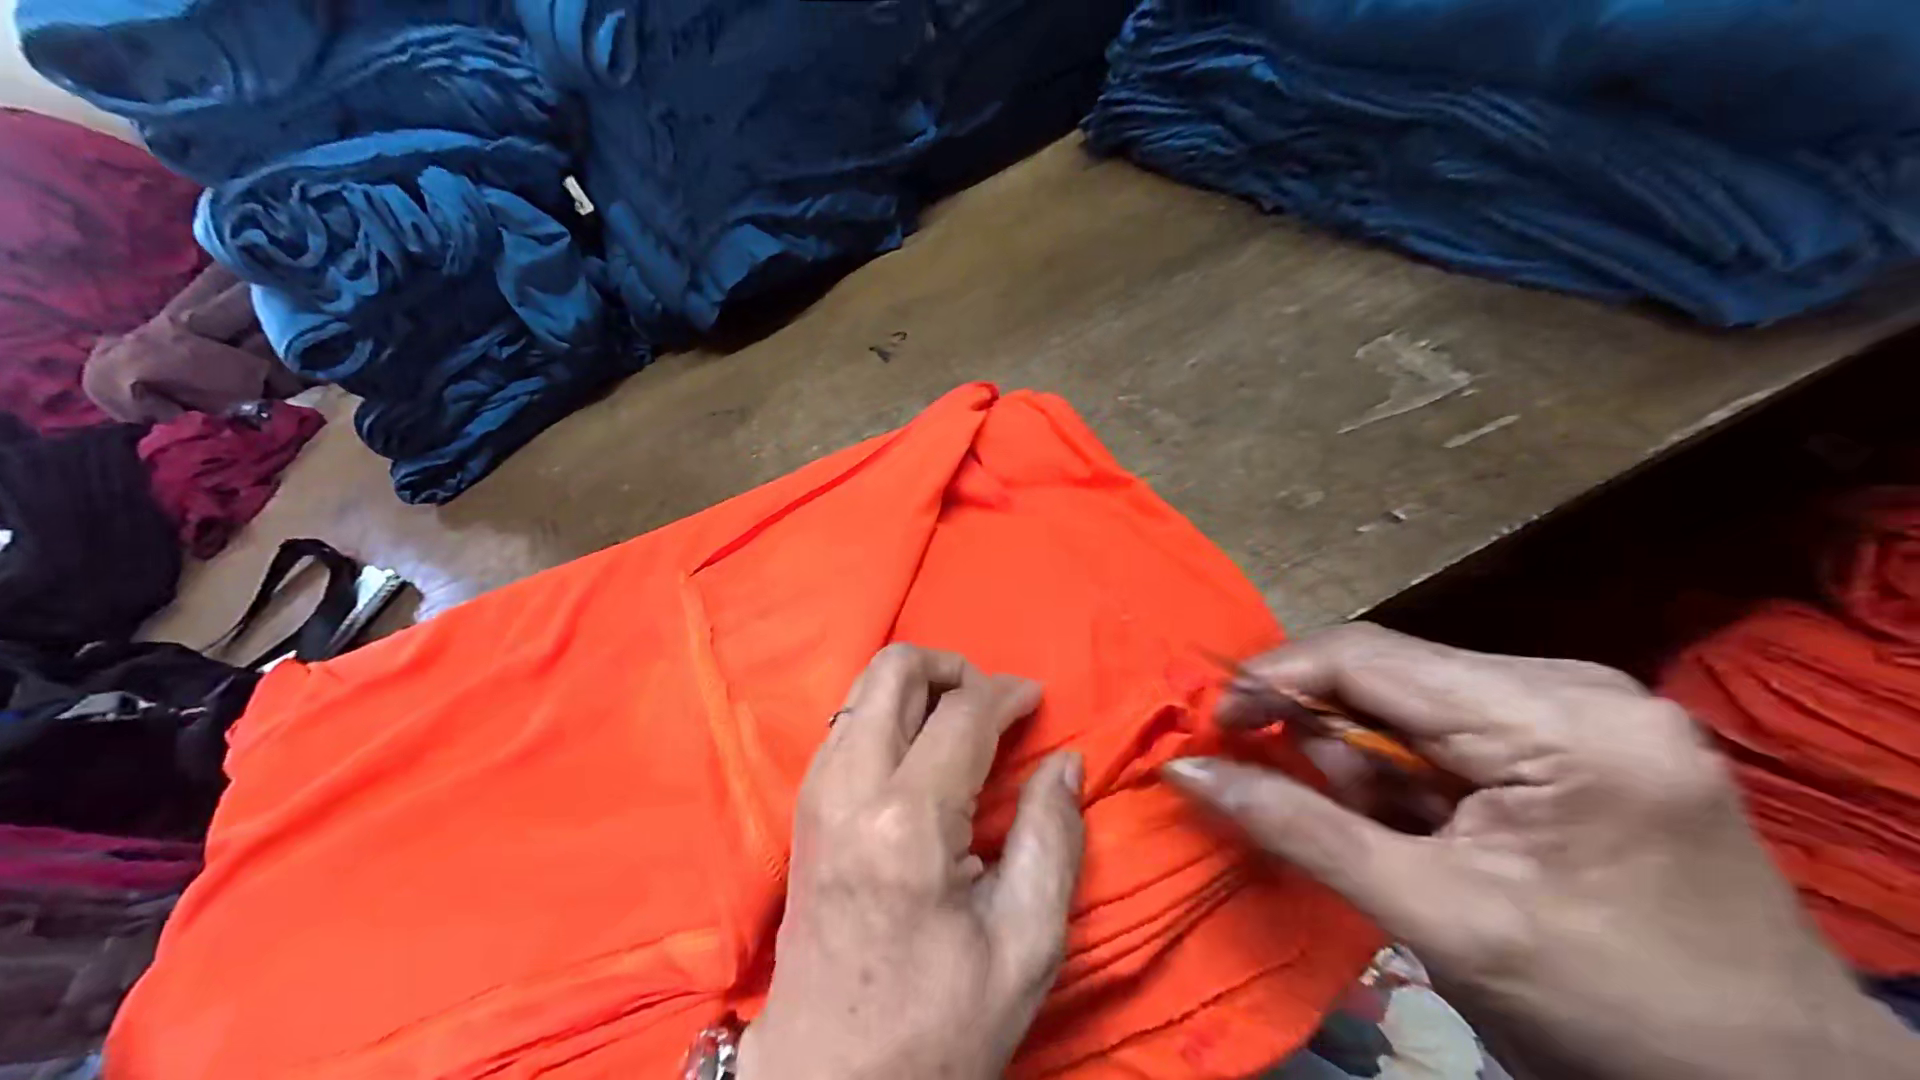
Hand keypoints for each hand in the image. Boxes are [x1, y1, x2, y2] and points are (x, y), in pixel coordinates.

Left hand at [739, 645, 1085, 1079]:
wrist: (830, 1078)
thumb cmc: (936, 1023)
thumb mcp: (1023, 943)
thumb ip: (1052, 837)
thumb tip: (1064, 763)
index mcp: (907, 821)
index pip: (962, 712)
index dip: (1007, 693)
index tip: (1036, 700)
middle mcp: (849, 786)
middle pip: (895, 669)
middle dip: (953, 667)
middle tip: (993, 703)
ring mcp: (816, 791)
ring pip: (865, 687)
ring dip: (921, 687)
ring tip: (964, 725)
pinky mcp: (805, 805)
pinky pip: (849, 722)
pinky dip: (892, 713)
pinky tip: (924, 753)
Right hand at [1165, 624, 1913, 1079]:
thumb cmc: (1606, 1013)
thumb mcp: (1432, 916)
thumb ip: (1297, 827)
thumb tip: (1186, 769)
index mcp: (1559, 721)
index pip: (1369, 657)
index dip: (1274, 679)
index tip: (1215, 724)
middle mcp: (1575, 684)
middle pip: (1389, 671)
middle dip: (1326, 731)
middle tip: (1302, 797)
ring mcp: (1582, 702)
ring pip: (1410, 695)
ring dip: (1368, 758)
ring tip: (1393, 835)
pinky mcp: (1577, 729)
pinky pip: (1447, 720)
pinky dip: (1408, 767)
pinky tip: (1426, 822)